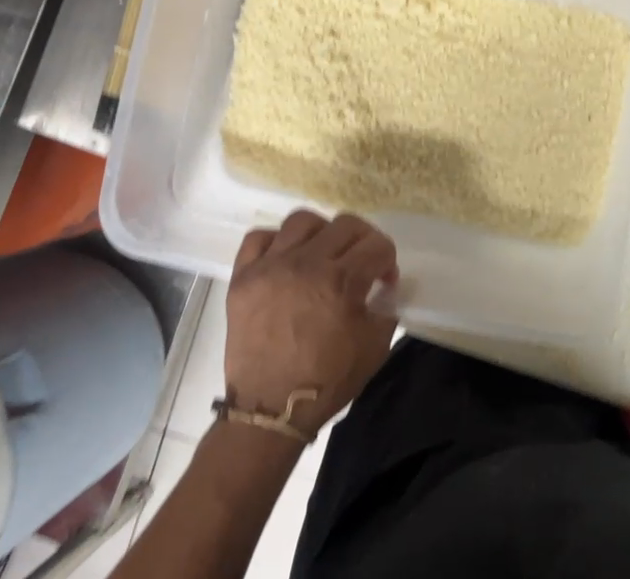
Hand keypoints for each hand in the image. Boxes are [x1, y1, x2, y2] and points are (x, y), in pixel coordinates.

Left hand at [223, 210, 398, 435]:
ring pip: (303, 221)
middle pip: (346, 224)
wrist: (269, 408)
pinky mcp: (242, 277)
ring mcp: (270, 267)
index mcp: (342, 281)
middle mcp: (306, 263)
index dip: (387, 261)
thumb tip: (382, 288)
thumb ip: (385, 308)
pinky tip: (285, 260)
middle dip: (363, 241)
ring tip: (323, 254)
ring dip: (322, 233)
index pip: (377, 245)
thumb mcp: (375, 347)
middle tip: (361, 264)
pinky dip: (276, 242)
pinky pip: (258, 238)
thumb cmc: (327, 380)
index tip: (384, 281)